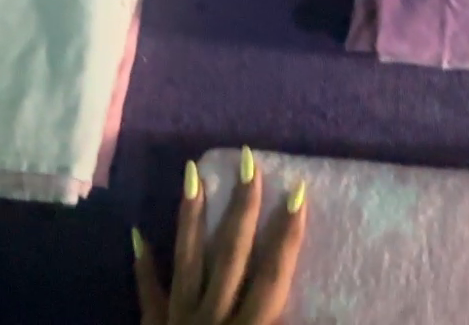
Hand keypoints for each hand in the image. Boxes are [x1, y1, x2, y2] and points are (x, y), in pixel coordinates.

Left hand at [132, 147, 307, 324]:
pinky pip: (149, 294)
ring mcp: (180, 317)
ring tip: (192, 171)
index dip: (288, 234)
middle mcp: (214, 314)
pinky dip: (144, 266)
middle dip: (243, 206)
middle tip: (247, 159)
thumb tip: (329, 309)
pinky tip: (138, 233)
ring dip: (192, 215)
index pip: (273, 273)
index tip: (298, 189)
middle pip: (232, 253)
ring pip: (189, 259)